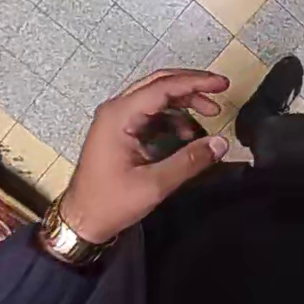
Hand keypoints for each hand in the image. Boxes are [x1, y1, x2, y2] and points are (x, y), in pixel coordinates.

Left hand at [58, 69, 230, 242]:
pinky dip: (174, 117)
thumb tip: (220, 143)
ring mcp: (117, 120)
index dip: (196, 82)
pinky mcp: (122, 131)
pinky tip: (189, 133)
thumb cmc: (110, 202)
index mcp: (119, 116)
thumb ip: (190, 161)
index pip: (163, 86)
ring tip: (210, 115)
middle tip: (220, 89)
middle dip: (192, 85)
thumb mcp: (155, 184)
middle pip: (159, 83)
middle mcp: (117, 110)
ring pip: (157, 97)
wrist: (81, 220)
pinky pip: (152, 114)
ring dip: (185, 102)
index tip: (222, 84)